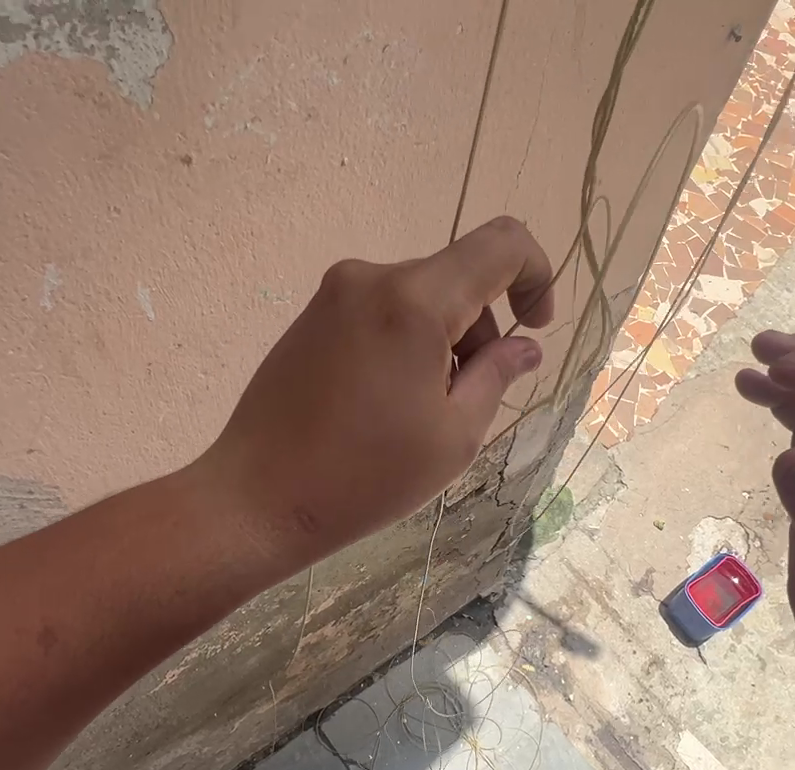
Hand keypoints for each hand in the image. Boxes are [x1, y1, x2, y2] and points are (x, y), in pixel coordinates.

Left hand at [196, 216, 554, 564]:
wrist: (258, 499)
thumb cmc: (366, 476)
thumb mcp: (453, 436)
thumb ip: (497, 377)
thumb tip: (523, 347)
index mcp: (414, 300)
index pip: (501, 244)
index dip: (536, 275)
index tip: (535, 329)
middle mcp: (370, 279)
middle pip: (456, 278)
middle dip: (481, 330)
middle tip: (469, 402)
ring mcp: (332, 297)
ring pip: (417, 300)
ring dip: (442, 343)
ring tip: (422, 415)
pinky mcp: (309, 322)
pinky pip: (379, 314)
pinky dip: (404, 345)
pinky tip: (385, 407)